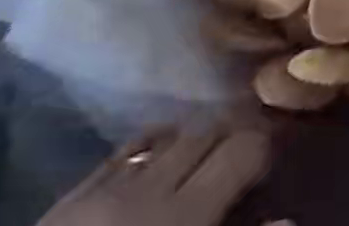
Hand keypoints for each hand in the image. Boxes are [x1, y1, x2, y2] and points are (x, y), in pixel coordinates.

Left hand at [36, 120, 271, 225]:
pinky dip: (147, 152)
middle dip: (229, 137)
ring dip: (189, 141)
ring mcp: (100, 191)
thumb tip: (286, 219)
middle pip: (208, 131)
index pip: (245, 148)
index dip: (263, 147)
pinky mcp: (62, 201)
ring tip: (197, 160)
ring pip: (166, 135)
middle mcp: (147, 188)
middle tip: (239, 157)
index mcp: (183, 215)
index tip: (271, 160)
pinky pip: (121, 154)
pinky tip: (151, 169)